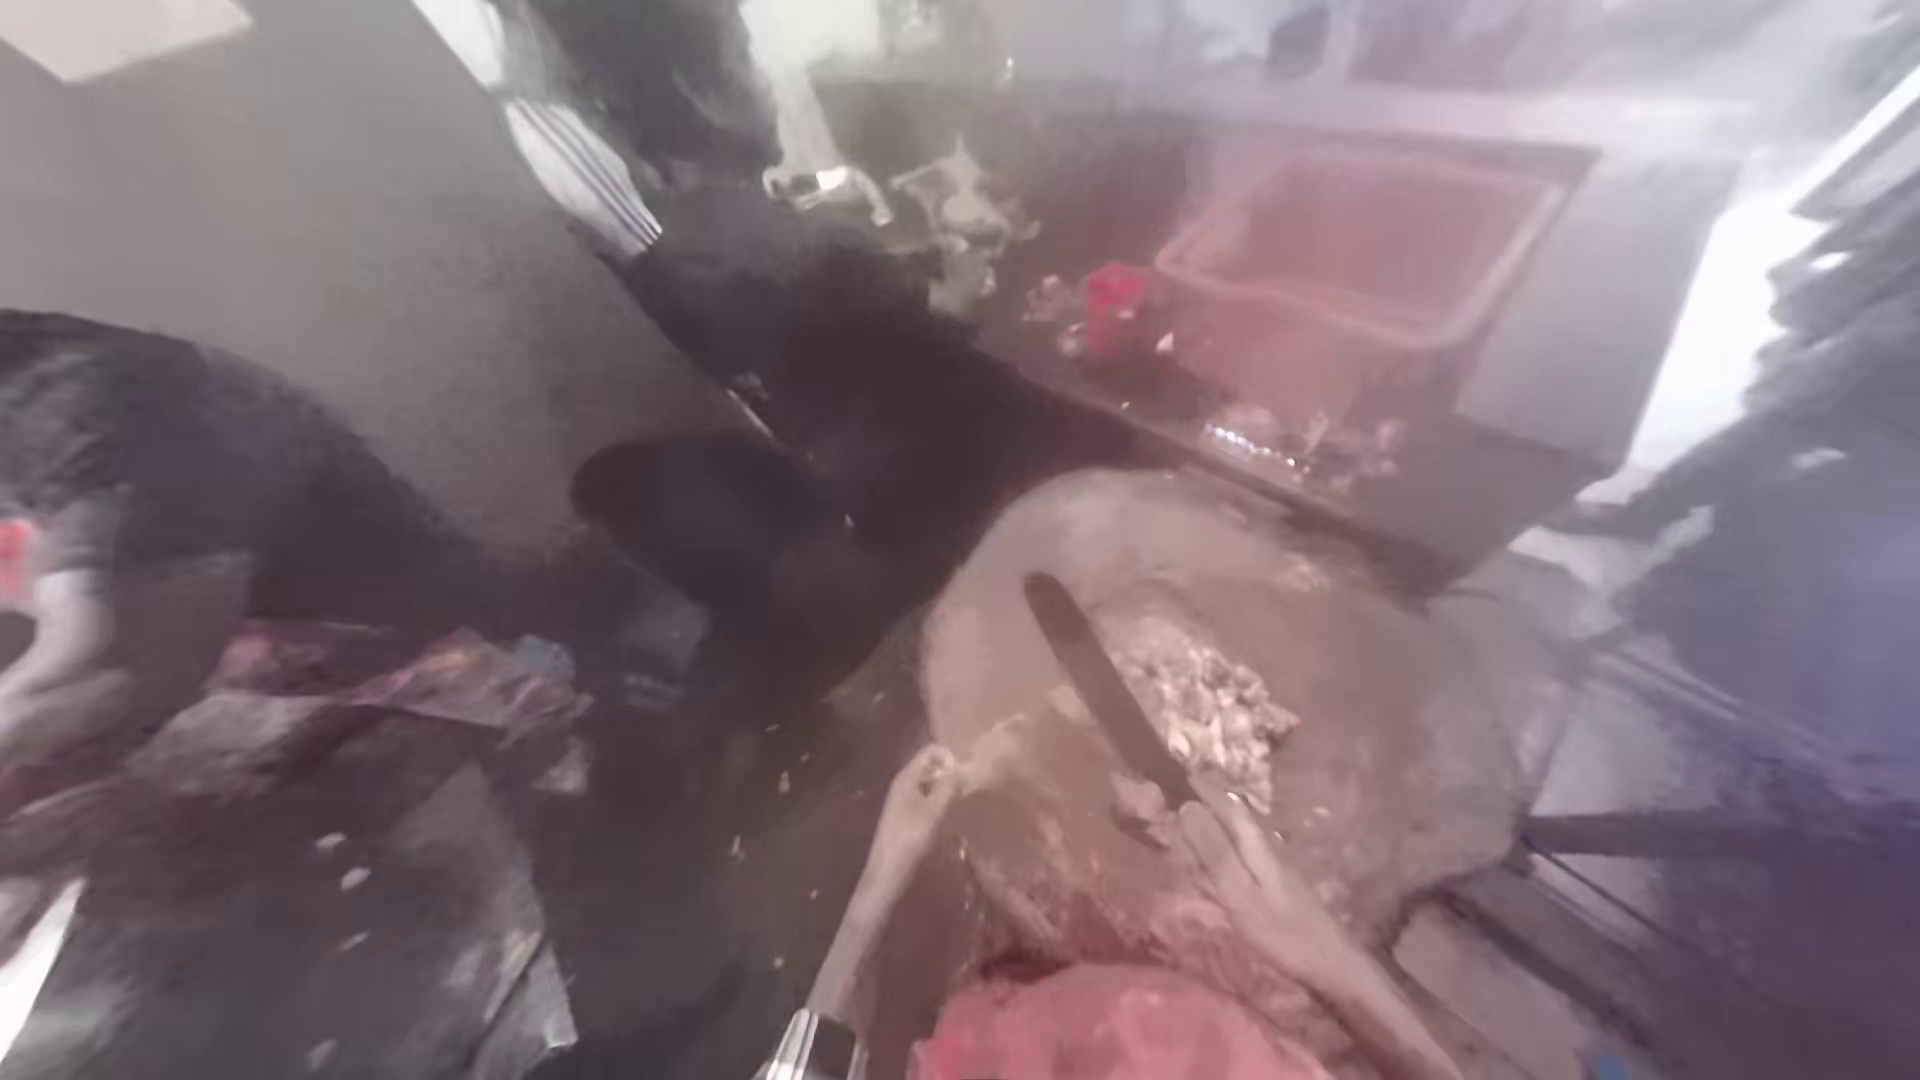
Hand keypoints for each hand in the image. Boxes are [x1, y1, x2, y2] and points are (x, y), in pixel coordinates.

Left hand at [869, 744, 961, 876]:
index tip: (963, 777)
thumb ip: (949, 785)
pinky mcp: (903, 815)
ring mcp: (901, 799)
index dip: (950, 758)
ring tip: (958, 805)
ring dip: (944, 790)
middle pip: (930, 766)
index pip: (931, 751)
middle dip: (949, 774)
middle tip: (964, 791)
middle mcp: (902, 782)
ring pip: (928, 784)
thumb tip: (961, 768)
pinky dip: (937, 803)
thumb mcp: (935, 810)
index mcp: (907, 776)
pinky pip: (924, 798)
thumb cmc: (911, 837)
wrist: (887, 871)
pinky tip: (945, 819)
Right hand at [1179, 793, 1347, 984]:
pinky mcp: (1284, 873)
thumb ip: (1213, 849)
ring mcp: (1279, 856)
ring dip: (1224, 808)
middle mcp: (1268, 839)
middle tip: (1184, 784)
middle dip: (1212, 793)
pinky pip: (1251, 836)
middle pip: (1238, 807)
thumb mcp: (1238, 892)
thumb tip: (1187, 805)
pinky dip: (1234, 828)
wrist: (1335, 965)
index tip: (1177, 773)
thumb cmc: (1280, 930)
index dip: (1202, 785)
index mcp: (1254, 839)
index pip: (1225, 801)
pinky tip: (1230, 839)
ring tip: (1201, 804)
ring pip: (1246, 820)